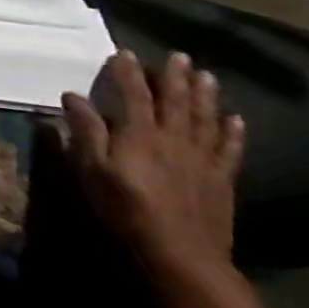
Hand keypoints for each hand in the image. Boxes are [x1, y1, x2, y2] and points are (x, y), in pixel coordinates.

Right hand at [62, 51, 247, 279]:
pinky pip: (229, 149)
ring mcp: (202, 159)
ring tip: (207, 75)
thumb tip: (73, 96)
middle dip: (174, 76)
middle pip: (176, 101)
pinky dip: (233, 132)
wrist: (180, 254)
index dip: (128, 72)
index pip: (133, 94)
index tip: (123, 52)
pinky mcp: (220, 179)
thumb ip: (85, 131)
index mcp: (139, 134)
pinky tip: (236, 119)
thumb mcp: (91, 170)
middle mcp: (174, 139)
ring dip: (205, 95)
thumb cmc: (124, 209)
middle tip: (178, 56)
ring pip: (205, 118)